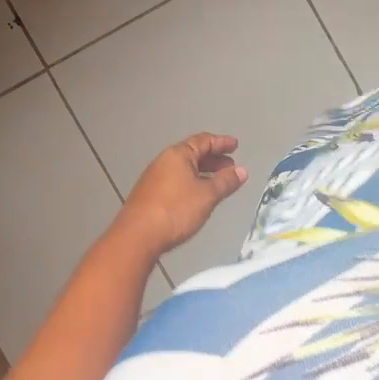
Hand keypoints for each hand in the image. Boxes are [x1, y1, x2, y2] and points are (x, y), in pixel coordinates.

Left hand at [112, 133, 249, 255]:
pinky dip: (190, 182)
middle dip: (213, 159)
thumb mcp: (206, 195)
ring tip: (217, 183)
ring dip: (202, 172)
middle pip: (193, 154)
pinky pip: (175, 180)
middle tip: (230, 166)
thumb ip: (225, 182)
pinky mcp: (148, 195)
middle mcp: (164, 161)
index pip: (204, 141)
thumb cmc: (175, 210)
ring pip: (183, 169)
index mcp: (178, 155)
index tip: (235, 145)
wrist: (136, 238)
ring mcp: (154, 178)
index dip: (221, 142)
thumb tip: (242, 171)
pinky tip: (197, 197)